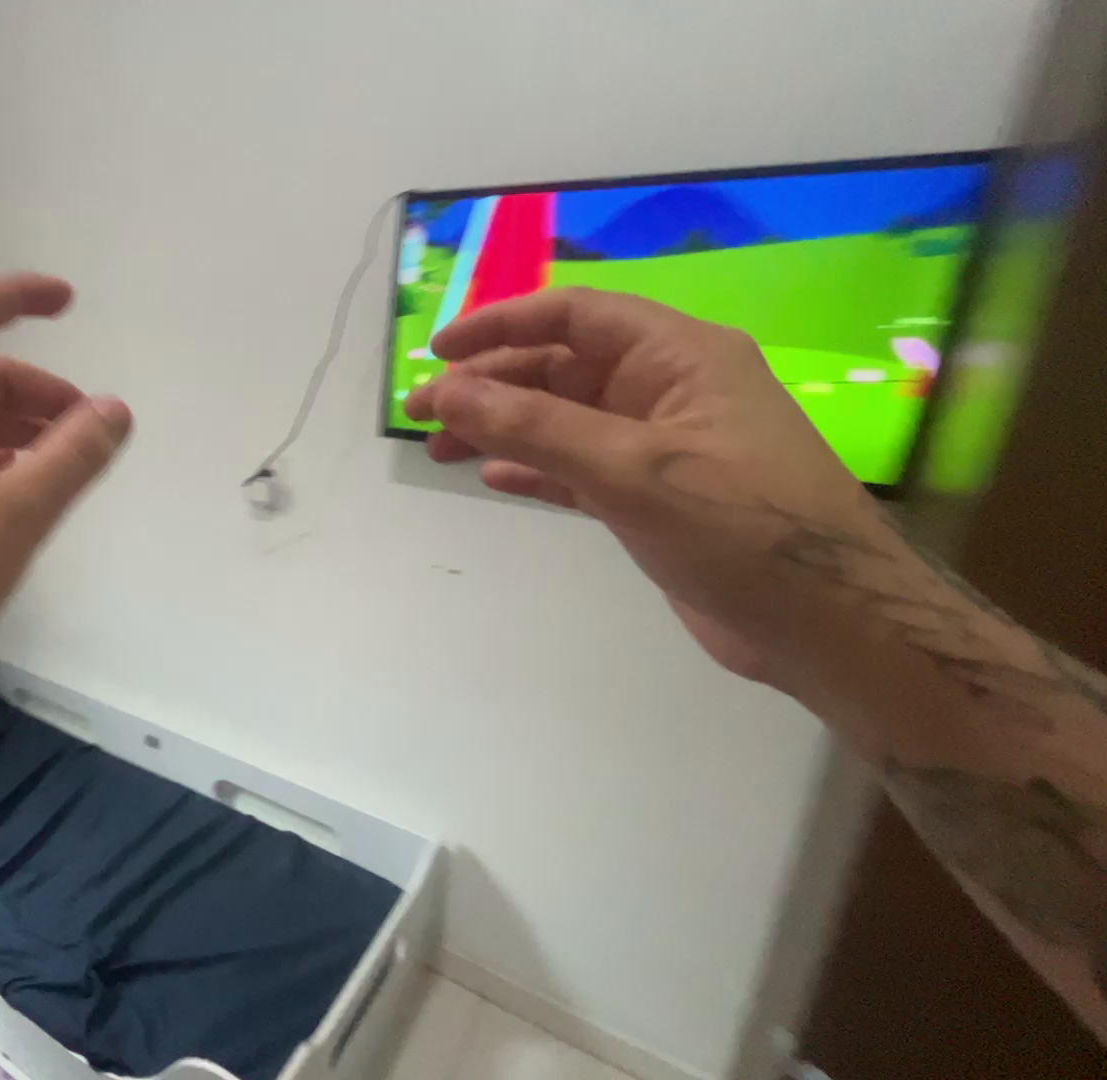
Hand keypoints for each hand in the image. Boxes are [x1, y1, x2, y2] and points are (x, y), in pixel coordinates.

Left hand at [0, 273, 130, 709]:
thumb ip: (73, 456)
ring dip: (24, 429)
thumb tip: (115, 409)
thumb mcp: (18, 515)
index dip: (20, 296)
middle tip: (90, 433)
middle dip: (41, 391)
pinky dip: (0, 460)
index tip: (70, 303)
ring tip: (66, 470)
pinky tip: (25, 498)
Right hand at [404, 287, 895, 692]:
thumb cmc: (739, 529)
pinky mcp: (649, 494)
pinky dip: (532, 468)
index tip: (437, 354)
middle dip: (487, 386)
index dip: (500, 326)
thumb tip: (447, 392)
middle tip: (421, 414)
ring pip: (559, 419)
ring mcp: (657, 444)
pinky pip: (574, 465)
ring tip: (439, 449)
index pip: (573, 315)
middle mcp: (666, 388)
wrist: (826, 625)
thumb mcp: (629, 469)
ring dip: (499, 428)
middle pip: (558, 368)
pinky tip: (493, 478)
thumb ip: (533, 427)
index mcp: (678, 356)